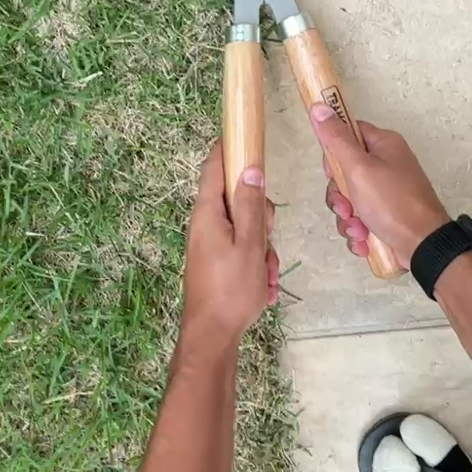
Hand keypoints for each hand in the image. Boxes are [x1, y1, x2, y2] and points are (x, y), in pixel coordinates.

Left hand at [180, 141, 279, 341]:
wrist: (212, 337)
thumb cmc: (231, 290)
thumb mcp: (249, 244)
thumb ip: (251, 206)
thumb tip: (250, 169)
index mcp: (207, 214)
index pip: (214, 168)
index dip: (228, 148)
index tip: (243, 134)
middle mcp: (205, 225)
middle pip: (238, 200)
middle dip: (261, 220)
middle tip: (267, 242)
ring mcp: (210, 245)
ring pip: (246, 230)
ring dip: (263, 250)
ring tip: (264, 275)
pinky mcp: (217, 263)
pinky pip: (243, 252)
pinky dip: (256, 265)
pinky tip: (261, 287)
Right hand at [309, 105, 451, 267]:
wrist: (423, 245)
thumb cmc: (392, 203)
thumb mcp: (358, 168)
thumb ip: (336, 139)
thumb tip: (319, 106)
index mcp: (384, 145)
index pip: (348, 134)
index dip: (334, 152)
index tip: (332, 172)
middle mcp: (387, 164)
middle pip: (345, 170)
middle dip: (340, 195)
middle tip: (347, 207)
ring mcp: (387, 191)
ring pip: (349, 198)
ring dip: (347, 217)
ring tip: (358, 230)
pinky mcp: (386, 214)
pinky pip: (360, 217)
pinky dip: (358, 230)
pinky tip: (363, 241)